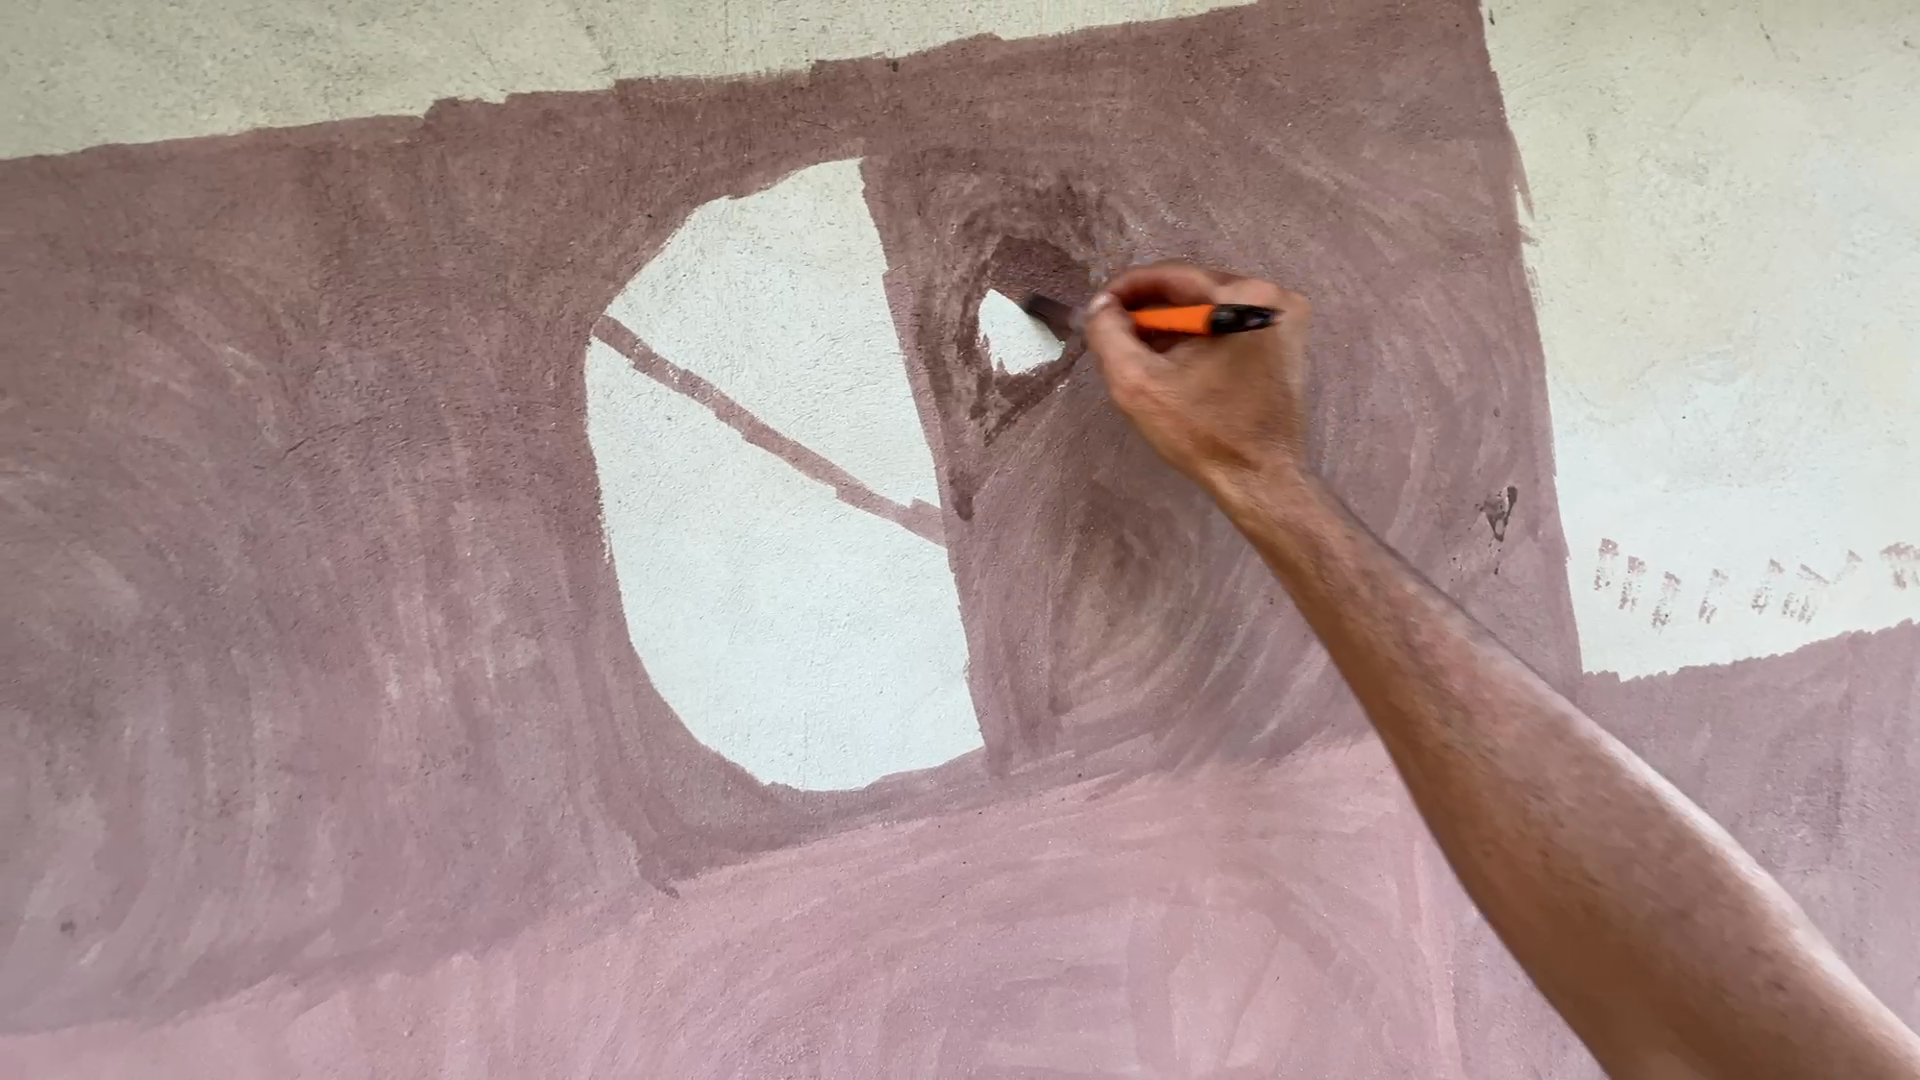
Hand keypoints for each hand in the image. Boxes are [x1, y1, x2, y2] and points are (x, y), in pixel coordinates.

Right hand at [1084, 262, 1312, 497]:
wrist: (1259, 479)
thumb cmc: (1201, 433)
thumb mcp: (1138, 383)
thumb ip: (1109, 335)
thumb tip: (1100, 306)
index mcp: (1243, 296)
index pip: (1171, 275)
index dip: (1126, 290)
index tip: (1098, 310)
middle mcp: (1273, 297)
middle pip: (1192, 292)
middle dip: (1149, 313)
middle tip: (1116, 337)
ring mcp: (1285, 322)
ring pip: (1210, 311)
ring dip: (1173, 329)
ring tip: (1142, 357)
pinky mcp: (1287, 347)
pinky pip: (1230, 329)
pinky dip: (1200, 342)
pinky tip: (1177, 368)